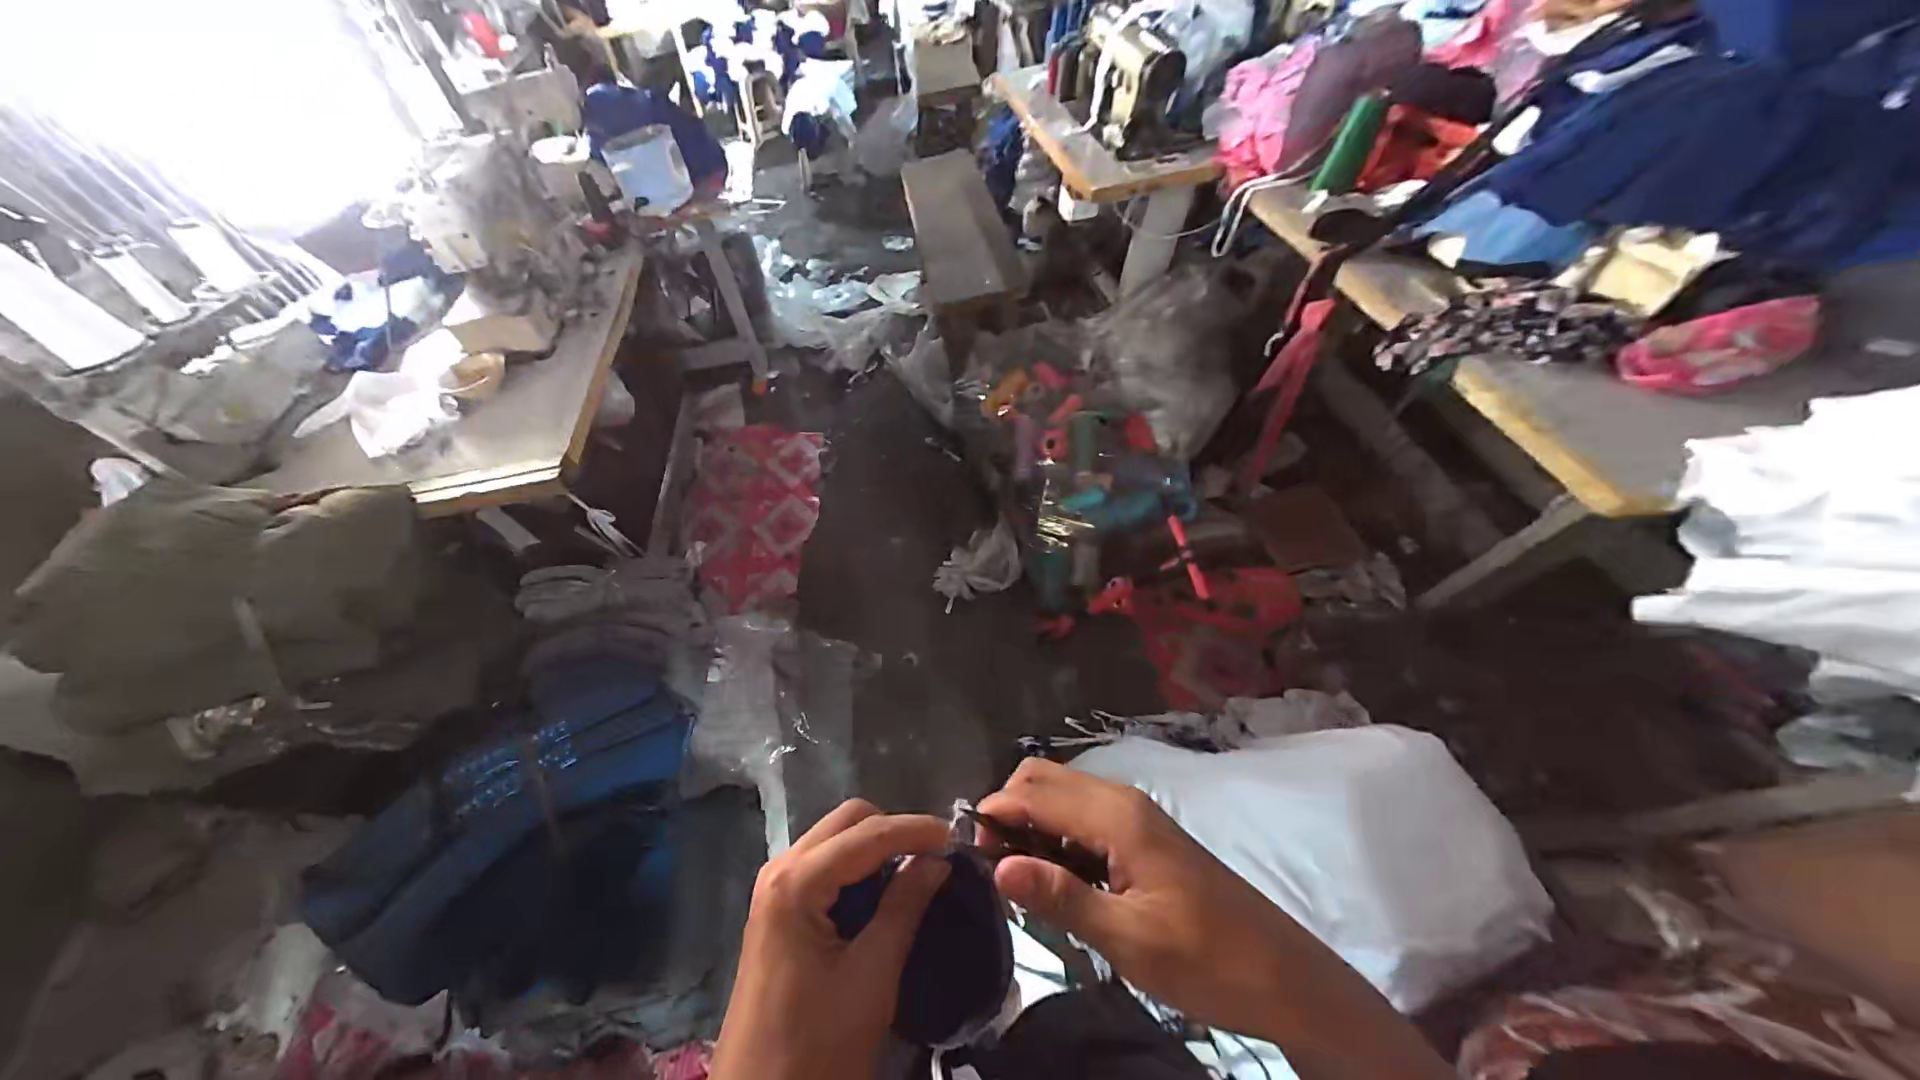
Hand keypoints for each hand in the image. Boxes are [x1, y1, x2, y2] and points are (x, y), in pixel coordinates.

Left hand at [710, 800, 951, 1079]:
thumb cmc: (815, 1046)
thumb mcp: (871, 977)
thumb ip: (904, 907)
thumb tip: (937, 860)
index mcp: (796, 882)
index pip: (867, 833)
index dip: (915, 830)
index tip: (957, 839)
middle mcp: (780, 869)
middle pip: (848, 821)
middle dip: (895, 830)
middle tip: (935, 856)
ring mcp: (776, 887)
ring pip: (837, 837)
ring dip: (878, 845)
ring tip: (918, 869)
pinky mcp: (780, 908)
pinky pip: (827, 863)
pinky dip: (860, 865)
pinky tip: (886, 888)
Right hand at [979, 759, 1451, 1079]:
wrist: (1283, 976)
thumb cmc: (1206, 961)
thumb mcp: (1128, 940)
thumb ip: (1061, 896)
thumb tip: (997, 866)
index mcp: (1117, 817)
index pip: (1034, 791)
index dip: (995, 813)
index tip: (969, 854)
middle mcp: (1121, 800)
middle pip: (1044, 779)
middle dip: (1009, 811)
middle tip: (996, 869)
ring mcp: (1133, 815)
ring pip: (1061, 795)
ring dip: (1030, 823)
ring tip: (1019, 878)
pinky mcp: (1140, 834)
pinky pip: (1081, 816)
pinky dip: (1055, 834)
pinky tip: (1055, 877)